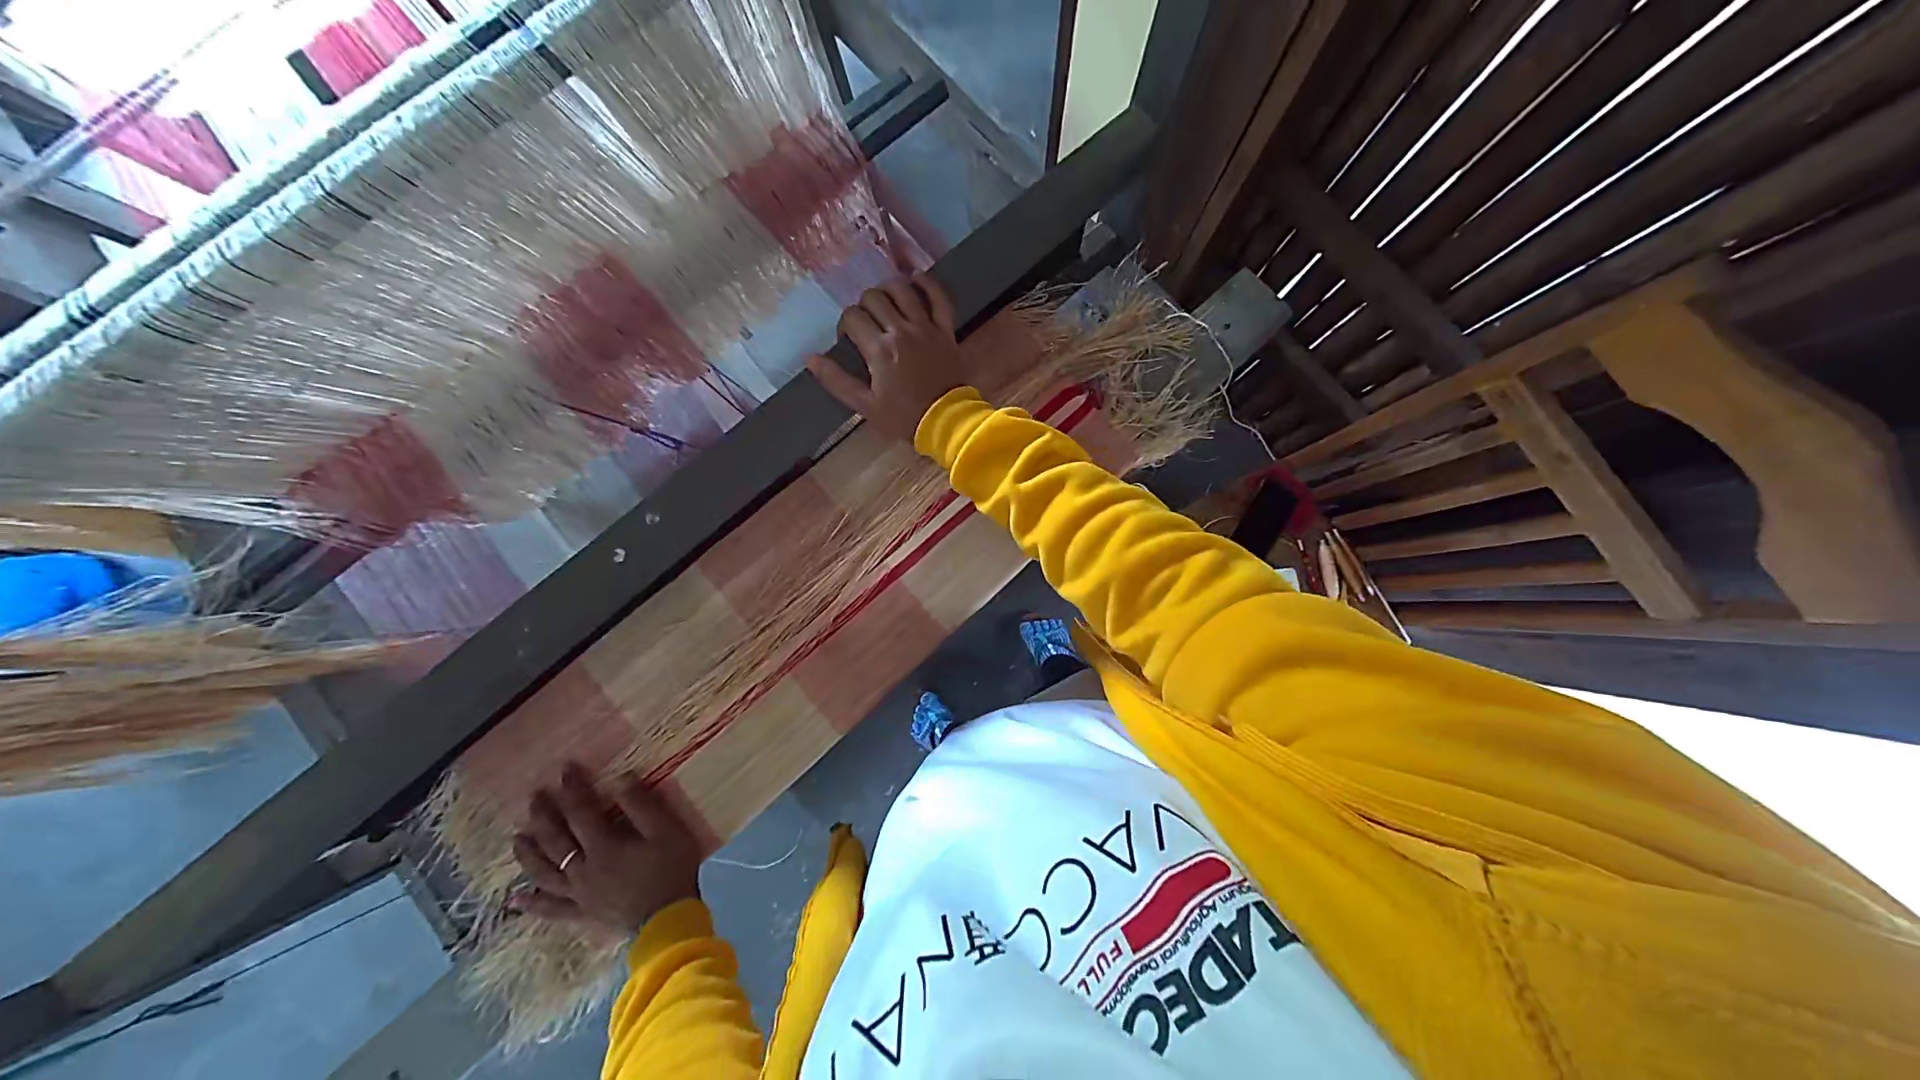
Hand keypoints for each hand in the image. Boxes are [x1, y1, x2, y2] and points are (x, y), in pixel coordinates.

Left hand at [510, 763, 700, 933]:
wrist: (669, 920)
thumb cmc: (671, 870)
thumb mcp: (666, 831)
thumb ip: (642, 806)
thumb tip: (621, 778)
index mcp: (604, 846)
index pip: (581, 812)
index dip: (572, 789)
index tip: (565, 769)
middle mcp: (582, 869)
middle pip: (555, 840)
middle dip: (544, 816)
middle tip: (534, 797)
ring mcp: (579, 894)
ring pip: (544, 873)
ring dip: (528, 854)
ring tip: (517, 838)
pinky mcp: (581, 914)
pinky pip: (551, 909)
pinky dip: (531, 904)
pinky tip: (515, 900)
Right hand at [806, 273, 974, 442]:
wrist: (946, 422)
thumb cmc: (903, 417)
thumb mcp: (865, 405)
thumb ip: (837, 380)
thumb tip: (811, 358)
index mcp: (879, 349)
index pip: (852, 317)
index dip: (845, 325)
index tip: (849, 339)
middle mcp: (901, 330)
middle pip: (874, 298)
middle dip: (863, 306)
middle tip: (866, 323)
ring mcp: (926, 327)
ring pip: (902, 290)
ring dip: (888, 289)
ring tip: (883, 299)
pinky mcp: (945, 330)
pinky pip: (939, 298)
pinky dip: (927, 284)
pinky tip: (916, 278)